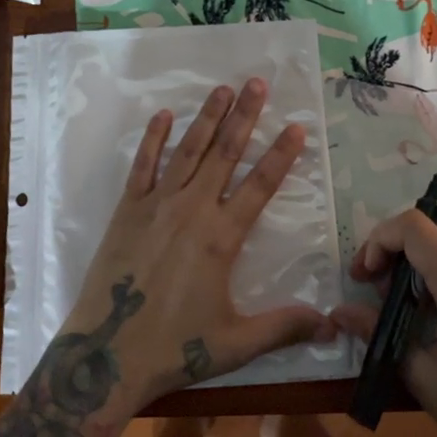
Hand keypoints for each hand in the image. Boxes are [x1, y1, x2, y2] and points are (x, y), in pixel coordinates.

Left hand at [0, 78, 334, 436]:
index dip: (281, 155)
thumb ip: (284, 327)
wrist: (107, 354)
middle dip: (244, 116)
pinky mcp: (128, 209)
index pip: (259, 185)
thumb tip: (330, 324)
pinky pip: (144, 165)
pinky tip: (164, 115)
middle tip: (258, 83)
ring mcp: (157, 204)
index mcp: (221, 237)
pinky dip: (154, 138)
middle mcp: (192, 209)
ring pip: (188, 150)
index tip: (296, 126)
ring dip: (207, 117)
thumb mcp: (236, 343)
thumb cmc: (174, 347)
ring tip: (223, 88)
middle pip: (224, 153)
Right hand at [332, 211, 436, 436]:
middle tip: (372, 291)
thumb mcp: (421, 374)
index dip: (380, 239)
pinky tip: (425, 314)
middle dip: (391, 251)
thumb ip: (377, 332)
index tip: (363, 276)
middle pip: (428, 233)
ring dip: (412, 263)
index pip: (414, 227)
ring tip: (395, 305)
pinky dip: (434, 275)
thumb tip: (338, 312)